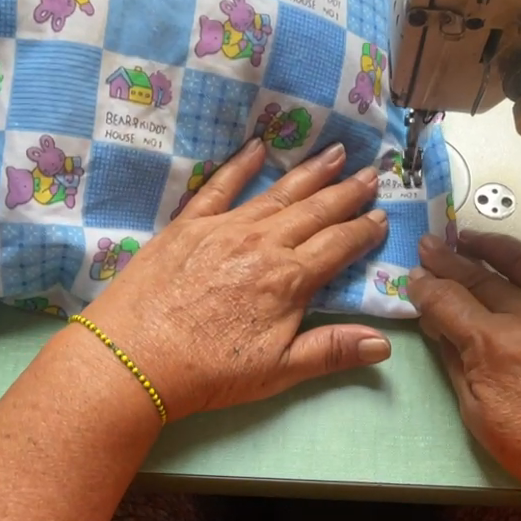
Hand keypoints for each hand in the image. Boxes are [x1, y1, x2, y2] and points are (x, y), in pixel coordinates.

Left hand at [75, 139, 390, 419]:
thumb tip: (385, 345)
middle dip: (346, 192)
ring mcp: (224, 229)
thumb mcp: (279, 371)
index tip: (381, 217)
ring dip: (309, 172)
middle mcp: (263, 244)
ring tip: (335, 152)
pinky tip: (258, 148)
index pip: (338, 246)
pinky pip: (220, 186)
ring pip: (277, 193)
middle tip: (371, 172)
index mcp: (289, 279)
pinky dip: (240, 166)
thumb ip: (332, 351)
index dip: (363, 231)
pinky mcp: (188, 225)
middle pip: (314, 212)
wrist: (135, 359)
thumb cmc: (210, 372)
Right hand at [408, 232, 520, 515]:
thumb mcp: (477, 413)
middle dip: (448, 259)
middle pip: (480, 275)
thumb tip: (439, 326)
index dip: (425, 288)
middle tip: (429, 245)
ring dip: (494, 244)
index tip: (414, 279)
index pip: (447, 301)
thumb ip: (456, 362)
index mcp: (494, 345)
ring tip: (472, 239)